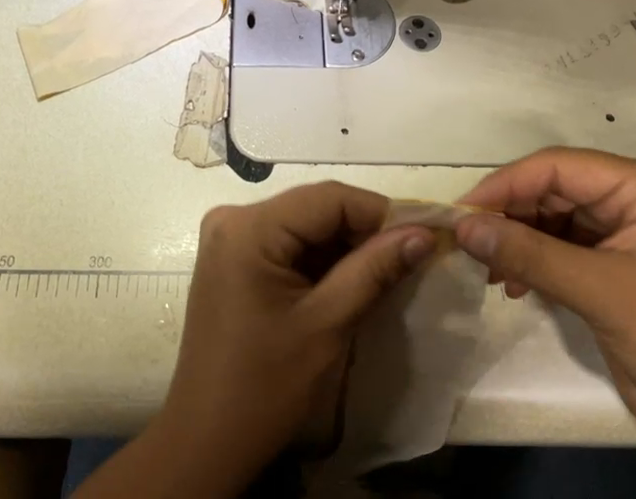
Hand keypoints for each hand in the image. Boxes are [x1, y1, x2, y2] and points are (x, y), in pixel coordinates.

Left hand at [78, 182, 433, 498]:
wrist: (209, 438)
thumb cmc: (266, 385)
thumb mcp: (328, 325)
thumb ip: (375, 270)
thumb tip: (423, 233)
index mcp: (248, 228)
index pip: (329, 198)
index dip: (381, 212)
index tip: (427, 236)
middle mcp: (234, 219)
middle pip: (316, 208)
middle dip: (366, 230)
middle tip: (415, 256)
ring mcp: (230, 239)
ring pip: (305, 225)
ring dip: (347, 246)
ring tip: (391, 271)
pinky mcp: (234, 260)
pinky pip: (289, 244)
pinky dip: (323, 260)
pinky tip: (355, 281)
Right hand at [454, 148, 635, 498]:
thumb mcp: (601, 291)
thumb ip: (530, 255)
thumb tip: (462, 228)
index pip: (558, 167)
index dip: (506, 185)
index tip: (460, 214)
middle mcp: (629, 199)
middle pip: (549, 190)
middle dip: (507, 214)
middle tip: (465, 244)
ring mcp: (618, 233)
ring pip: (547, 218)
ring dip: (514, 241)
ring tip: (486, 271)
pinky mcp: (608, 266)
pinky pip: (554, 248)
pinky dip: (528, 262)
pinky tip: (509, 285)